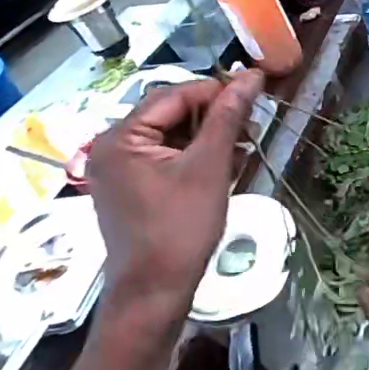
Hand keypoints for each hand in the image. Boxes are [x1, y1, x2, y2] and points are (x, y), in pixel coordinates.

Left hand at [86, 70, 263, 326]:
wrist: (154, 294)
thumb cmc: (180, 227)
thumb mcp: (210, 166)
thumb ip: (228, 116)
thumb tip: (251, 75)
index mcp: (121, 137)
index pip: (176, 95)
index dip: (218, 91)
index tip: (257, 94)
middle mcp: (112, 147)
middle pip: (173, 113)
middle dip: (216, 117)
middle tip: (252, 124)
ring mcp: (120, 170)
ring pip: (174, 135)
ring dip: (211, 137)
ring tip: (245, 147)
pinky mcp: (133, 188)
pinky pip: (168, 158)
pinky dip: (197, 157)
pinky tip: (227, 165)